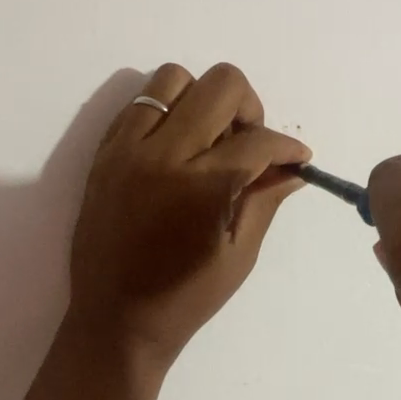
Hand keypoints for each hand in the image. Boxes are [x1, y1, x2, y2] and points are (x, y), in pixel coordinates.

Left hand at [67, 63, 309, 373]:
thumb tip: (292, 169)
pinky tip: (175, 146)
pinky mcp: (104, 154)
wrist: (116, 321)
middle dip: (250, 110)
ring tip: (209, 140)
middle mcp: (164, 155)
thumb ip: (265, 201)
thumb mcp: (238, 256)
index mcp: (204, 187)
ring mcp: (128, 149)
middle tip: (251, 145)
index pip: (259, 141)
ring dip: (203, 100)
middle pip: (222, 85)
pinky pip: (138, 103)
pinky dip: (165, 111)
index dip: (287, 148)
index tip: (297, 160)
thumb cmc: (184, 299)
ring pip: (174, 78)